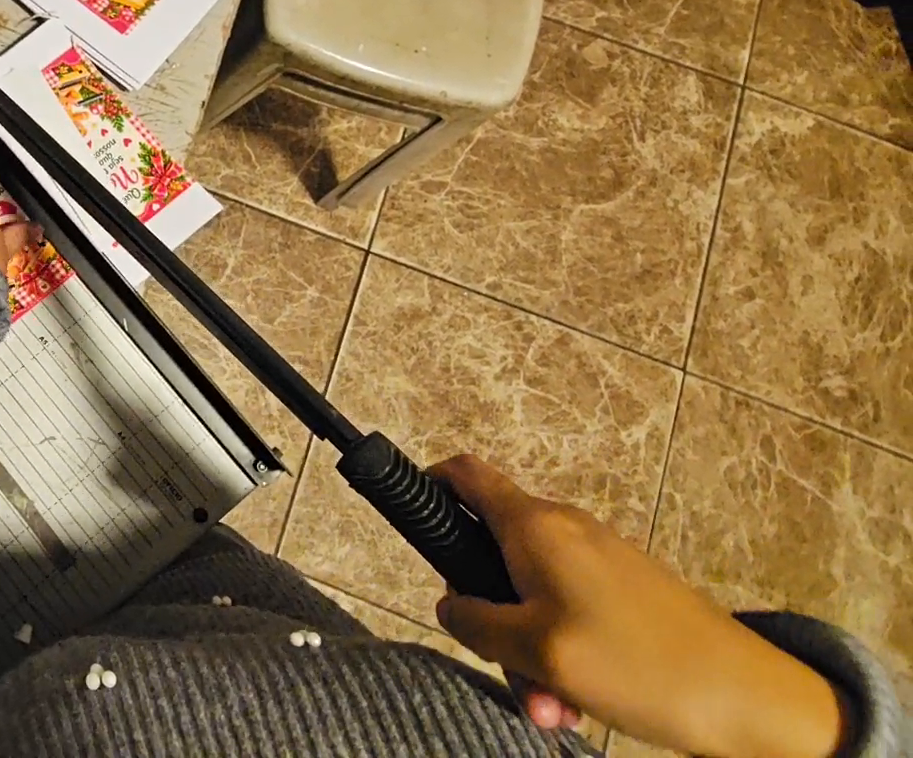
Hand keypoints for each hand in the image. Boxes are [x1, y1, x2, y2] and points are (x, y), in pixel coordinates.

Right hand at [430, 455, 843, 757]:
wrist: (765, 707)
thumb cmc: (639, 665)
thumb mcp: (534, 650)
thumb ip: (473, 621)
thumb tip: (451, 604)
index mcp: (533, 525)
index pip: (462, 474)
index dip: (427, 482)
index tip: (415, 520)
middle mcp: (562, 528)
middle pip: (490, 548)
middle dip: (485, 606)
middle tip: (499, 660)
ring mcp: (598, 557)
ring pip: (529, 588)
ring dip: (525, 641)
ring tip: (551, 701)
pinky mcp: (628, 587)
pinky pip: (567, 605)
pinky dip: (559, 645)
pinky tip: (580, 699)